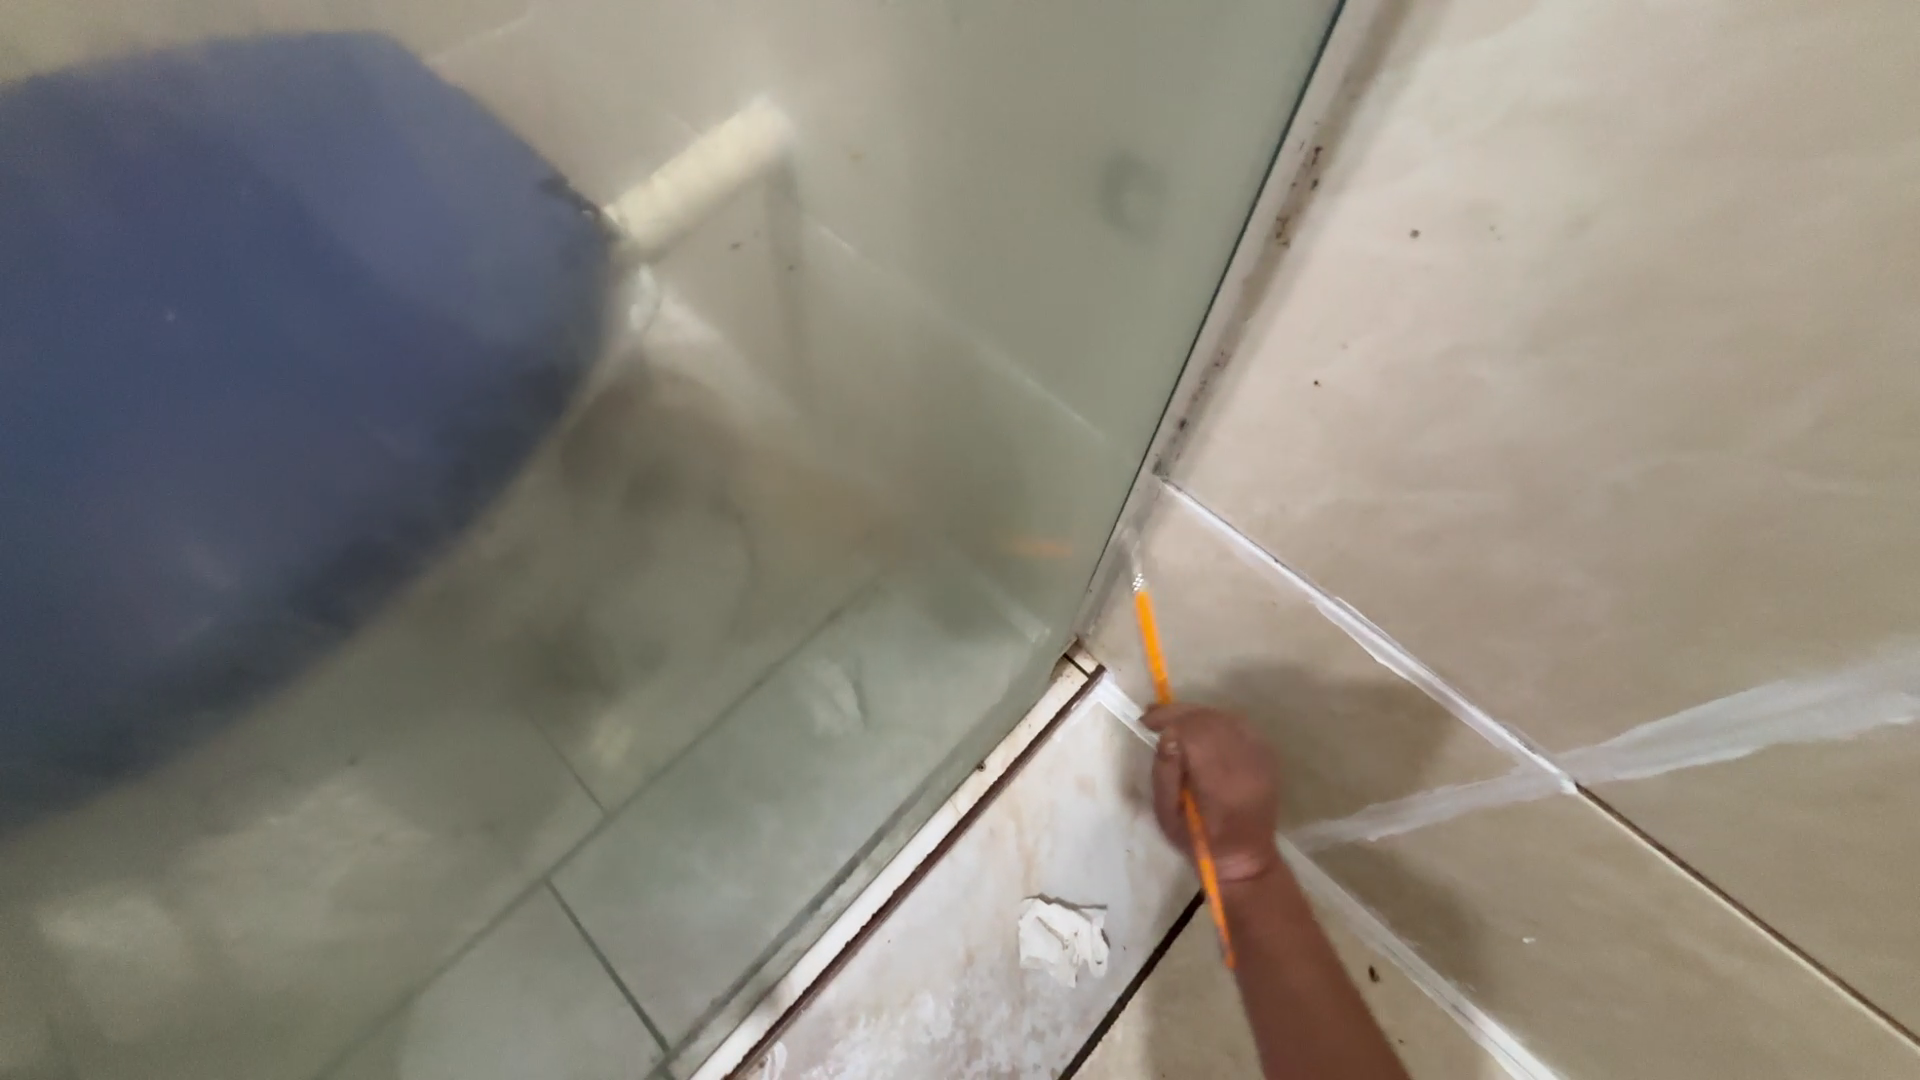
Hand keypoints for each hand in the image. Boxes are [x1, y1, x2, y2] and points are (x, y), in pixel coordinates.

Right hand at [1145, 703, 1281, 882]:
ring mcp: (1260, 761)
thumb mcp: (1167, 816)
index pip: (1194, 733)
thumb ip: (1165, 775)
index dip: (1168, 720)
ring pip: (1225, 717)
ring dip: (1196, 714)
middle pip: (1210, 720)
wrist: (1245, 856)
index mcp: (1219, 785)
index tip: (1146, 723)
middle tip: (1154, 717)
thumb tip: (1167, 736)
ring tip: (1174, 721)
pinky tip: (1200, 728)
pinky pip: (1240, 725)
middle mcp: (1245, 767)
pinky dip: (1216, 720)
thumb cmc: (1198, 841)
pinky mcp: (1267, 758)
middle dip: (1178, 713)